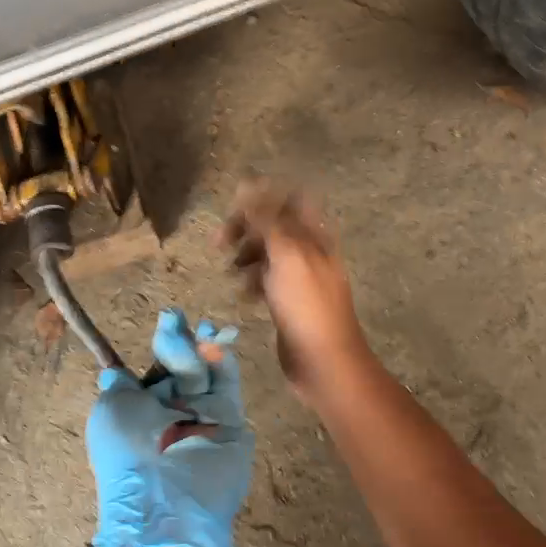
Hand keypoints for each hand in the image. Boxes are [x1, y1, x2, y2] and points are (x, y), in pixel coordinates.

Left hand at [86, 309, 253, 546]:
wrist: (168, 499)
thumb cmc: (128, 448)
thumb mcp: (109, 410)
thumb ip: (118, 385)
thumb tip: (113, 373)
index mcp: (140, 411)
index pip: (155, 370)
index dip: (162, 344)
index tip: (166, 318)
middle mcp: (172, 413)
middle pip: (180, 365)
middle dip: (179, 339)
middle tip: (176, 316)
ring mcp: (202, 416)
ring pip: (205, 371)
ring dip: (204, 344)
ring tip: (205, 325)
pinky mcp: (230, 421)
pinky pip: (228, 384)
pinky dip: (224, 360)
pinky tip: (220, 338)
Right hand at [220, 180, 369, 403]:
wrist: (325, 363)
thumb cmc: (306, 305)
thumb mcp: (286, 254)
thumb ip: (267, 218)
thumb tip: (248, 183)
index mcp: (315, 233)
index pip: (290, 197)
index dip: (263, 194)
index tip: (235, 204)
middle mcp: (310, 248)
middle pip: (274, 223)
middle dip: (247, 227)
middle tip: (220, 241)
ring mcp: (300, 275)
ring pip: (268, 251)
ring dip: (246, 254)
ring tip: (230, 269)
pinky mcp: (290, 300)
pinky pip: (267, 278)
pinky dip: (252, 280)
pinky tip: (243, 294)